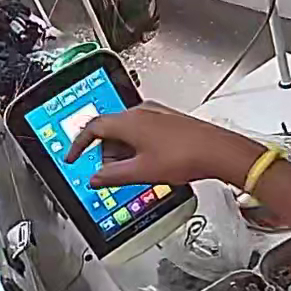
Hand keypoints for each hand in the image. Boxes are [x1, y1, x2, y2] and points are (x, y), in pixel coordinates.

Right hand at [66, 102, 264, 187]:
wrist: (218, 151)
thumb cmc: (186, 155)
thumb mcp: (142, 172)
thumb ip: (114, 176)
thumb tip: (97, 179)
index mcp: (129, 121)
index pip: (93, 127)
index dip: (79, 144)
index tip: (73, 156)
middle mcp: (142, 112)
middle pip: (110, 130)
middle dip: (105, 152)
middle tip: (107, 172)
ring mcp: (156, 114)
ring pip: (126, 131)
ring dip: (122, 151)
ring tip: (132, 171)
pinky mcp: (168, 121)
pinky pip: (142, 131)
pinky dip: (137, 147)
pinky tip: (148, 163)